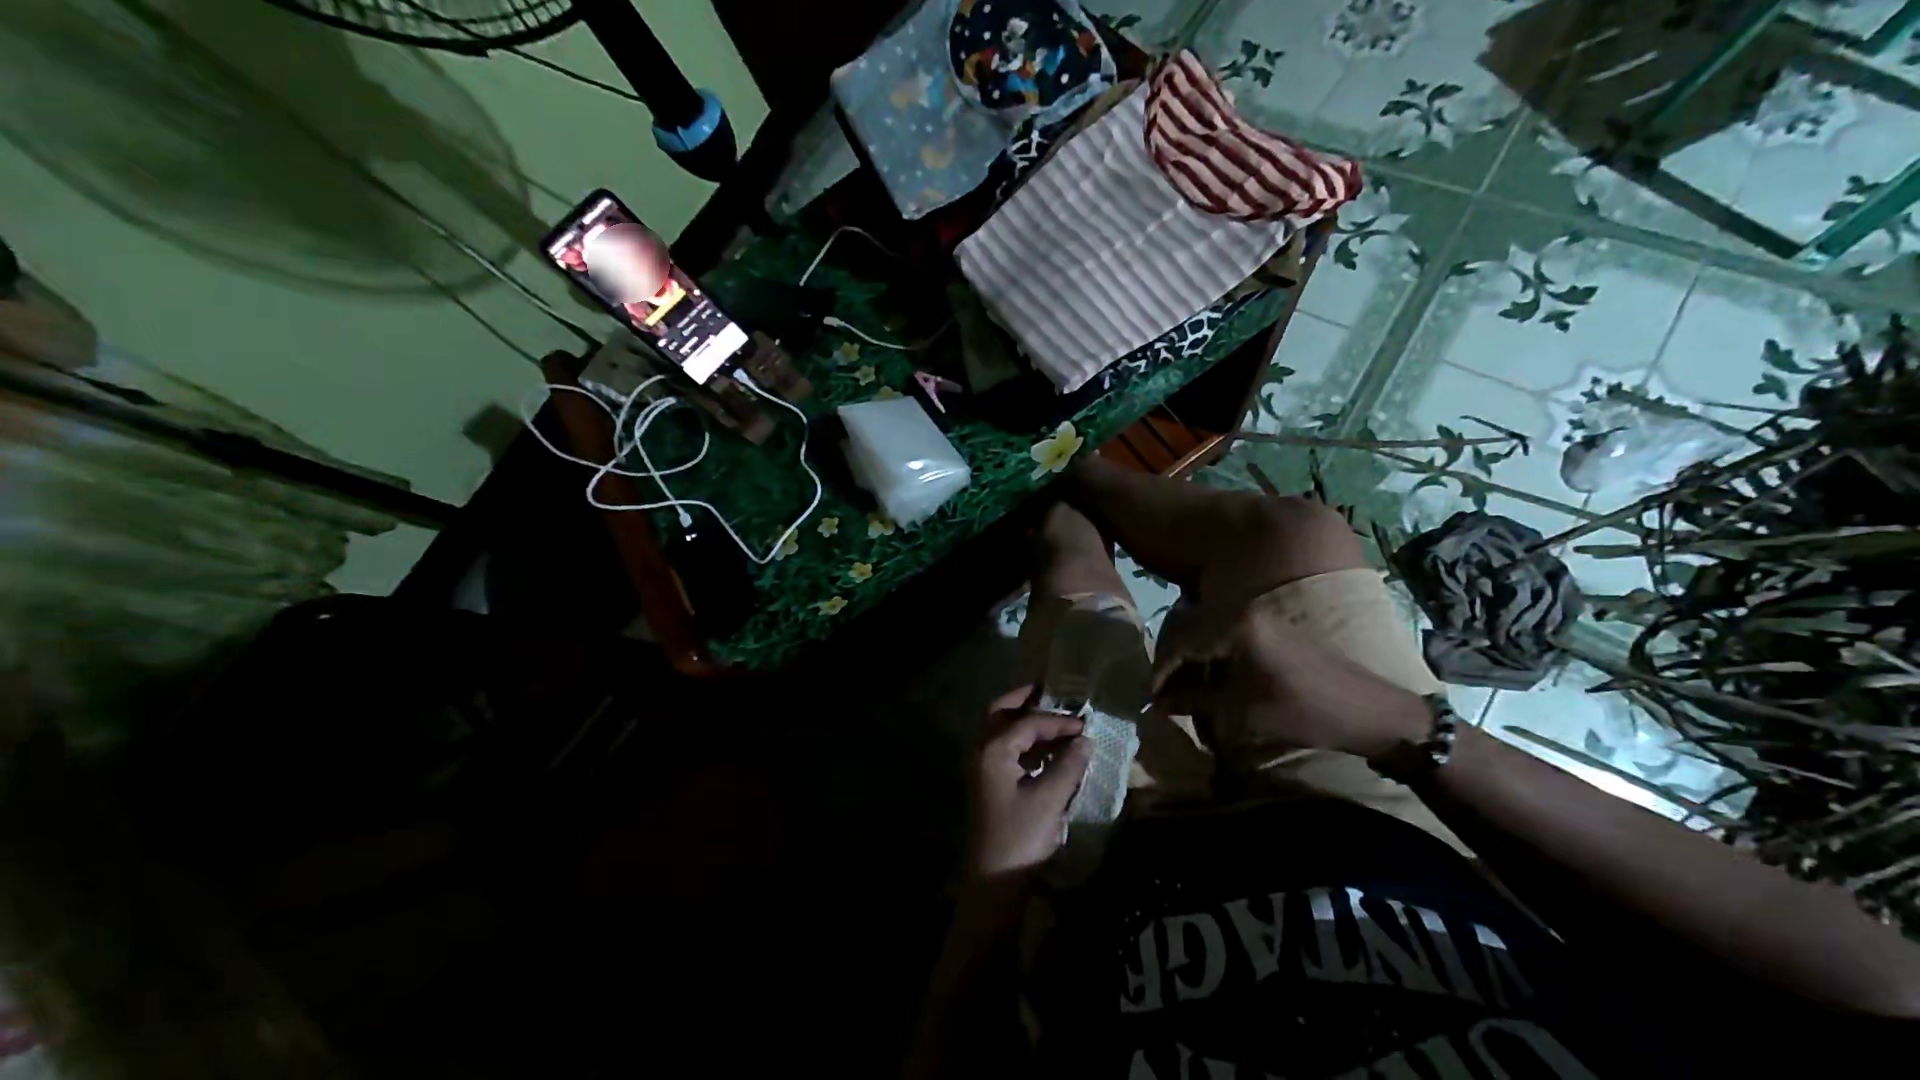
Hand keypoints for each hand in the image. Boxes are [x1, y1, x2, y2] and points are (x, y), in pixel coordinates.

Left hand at [968, 686, 1092, 878]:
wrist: (994, 879)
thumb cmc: (1021, 836)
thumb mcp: (1050, 798)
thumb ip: (1068, 764)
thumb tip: (1084, 740)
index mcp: (993, 749)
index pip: (1028, 721)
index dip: (1059, 721)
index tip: (1085, 724)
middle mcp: (982, 750)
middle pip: (1001, 712)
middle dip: (1026, 701)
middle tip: (1053, 692)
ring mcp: (982, 767)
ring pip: (1000, 729)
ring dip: (1025, 721)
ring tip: (1056, 721)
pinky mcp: (988, 782)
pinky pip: (1004, 748)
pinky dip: (1023, 741)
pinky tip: (1047, 751)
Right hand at [1151, 597, 1428, 760]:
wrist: (1370, 711)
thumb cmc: (1305, 712)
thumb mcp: (1244, 712)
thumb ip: (1196, 700)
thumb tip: (1161, 703)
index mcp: (1236, 625)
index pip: (1182, 641)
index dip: (1161, 670)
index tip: (1149, 696)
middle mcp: (1243, 611)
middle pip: (1190, 629)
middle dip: (1171, 660)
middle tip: (1160, 690)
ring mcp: (1258, 616)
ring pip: (1205, 630)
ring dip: (1189, 656)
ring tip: (1178, 686)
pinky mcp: (1269, 627)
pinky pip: (1224, 633)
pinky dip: (1208, 653)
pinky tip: (1205, 676)